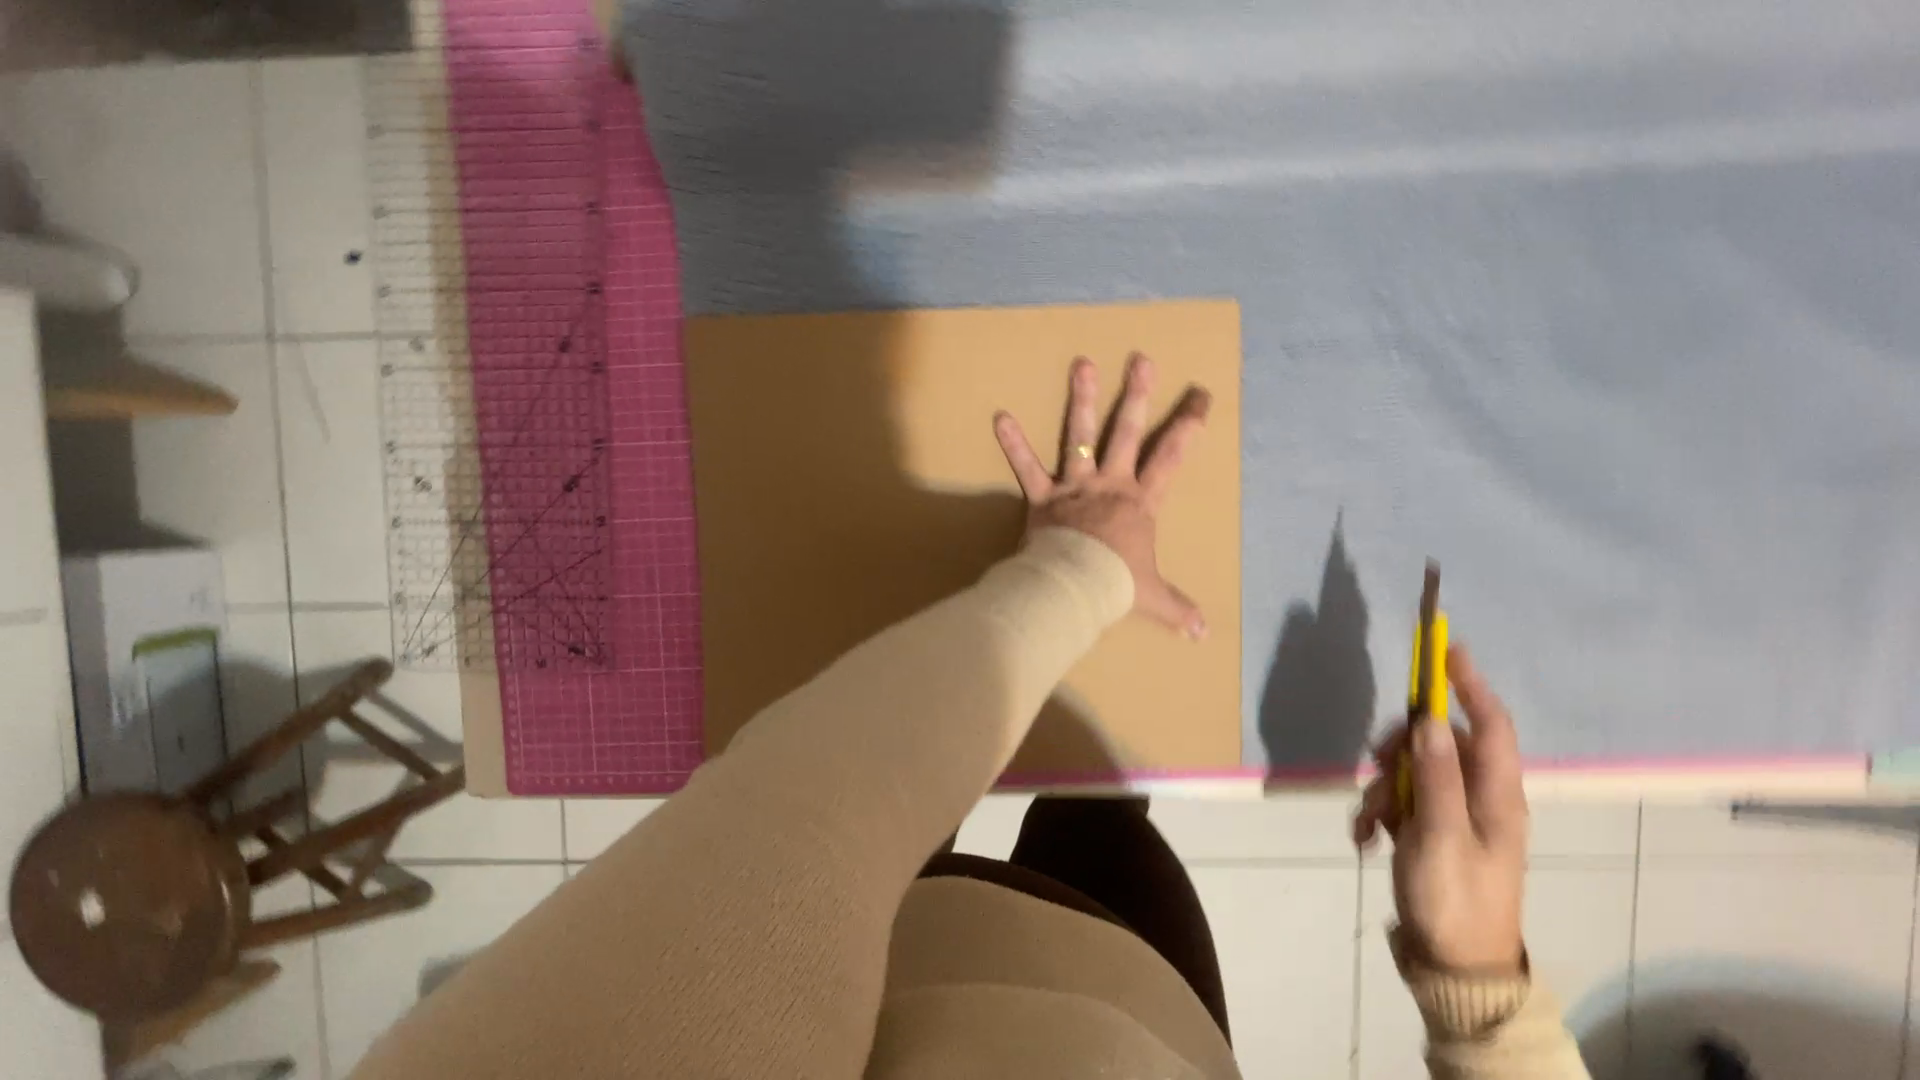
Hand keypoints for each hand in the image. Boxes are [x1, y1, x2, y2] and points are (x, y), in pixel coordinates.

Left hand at [992, 354, 1210, 638]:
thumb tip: (1204, 635)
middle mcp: (1110, 484)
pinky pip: (1026, 468)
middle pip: (1127, 433)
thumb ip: (1177, 608)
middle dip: (1137, 395)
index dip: (1189, 426)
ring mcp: (1075, 486)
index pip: (1172, 457)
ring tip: (1082, 364)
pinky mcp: (1042, 497)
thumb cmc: (1115, 586)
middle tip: (1141, 359)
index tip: (1202, 395)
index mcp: (1140, 502)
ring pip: (1080, 436)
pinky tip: (1000, 416)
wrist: (1075, 588)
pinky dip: (1013, 444)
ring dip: (1081, 400)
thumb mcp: (1151, 595)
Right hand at [1353, 645, 1528, 974]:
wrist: (1455, 966)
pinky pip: (1403, 802)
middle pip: (1440, 743)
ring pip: (1414, 772)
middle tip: (1376, 762)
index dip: (1469, 684)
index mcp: (1496, 794)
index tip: (1445, 650)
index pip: (1490, 724)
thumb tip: (1429, 720)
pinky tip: (1365, 838)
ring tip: (1369, 823)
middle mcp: (1480, 797)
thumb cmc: (1454, 898)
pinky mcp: (1433, 832)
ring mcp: (1456, 815)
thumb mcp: (1439, 835)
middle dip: (1403, 748)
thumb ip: (1435, 776)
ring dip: (1384, 788)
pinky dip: (1380, 813)